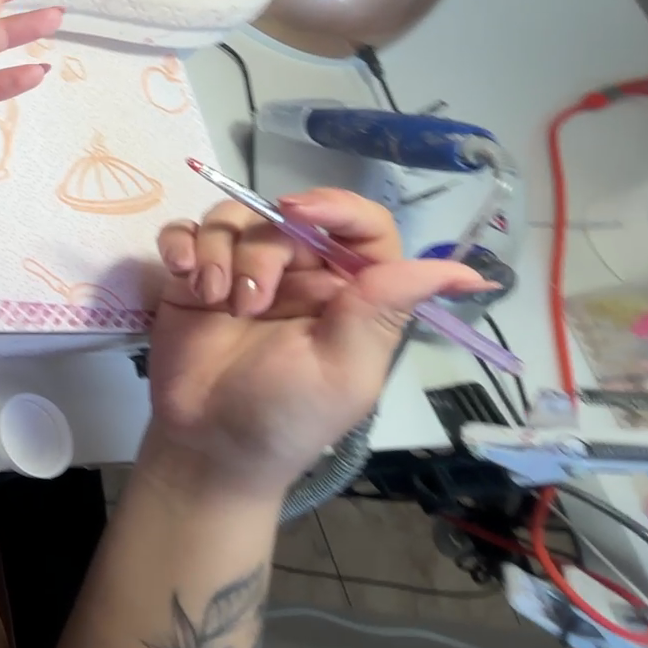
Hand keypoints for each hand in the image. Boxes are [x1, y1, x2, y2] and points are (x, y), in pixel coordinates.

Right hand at [141, 189, 490, 500]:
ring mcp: (237, 272)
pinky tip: (181, 273)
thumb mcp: (342, 369)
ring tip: (211, 297)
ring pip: (228, 220)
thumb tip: (468, 274)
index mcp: (347, 292)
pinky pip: (182, 232)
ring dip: (216, 252)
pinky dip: (178, 243)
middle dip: (258, 251)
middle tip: (245, 304)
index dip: (334, 206)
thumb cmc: (286, 413)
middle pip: (279, 218)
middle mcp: (295, 274)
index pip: (359, 227)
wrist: (207, 440)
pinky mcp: (188, 276)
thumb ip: (380, 311)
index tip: (295, 210)